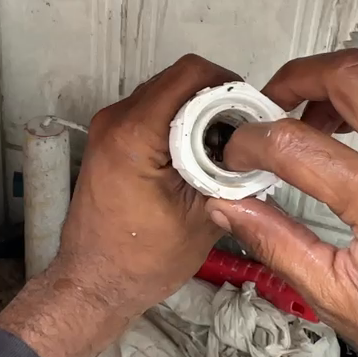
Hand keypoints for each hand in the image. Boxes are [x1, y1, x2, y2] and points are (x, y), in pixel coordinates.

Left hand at [0, 54, 237, 356]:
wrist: (95, 283)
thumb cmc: (143, 259)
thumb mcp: (203, 214)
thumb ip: (232, 170)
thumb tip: (262, 143)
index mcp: (134, 131)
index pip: (189, 73)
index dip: (229, 83)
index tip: (253, 110)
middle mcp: (115, 119)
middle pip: (176, 80)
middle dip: (216, 98)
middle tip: (246, 130)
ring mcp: (107, 127)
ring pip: (165, 94)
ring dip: (197, 111)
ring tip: (225, 145)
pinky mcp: (109, 140)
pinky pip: (151, 113)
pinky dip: (178, 123)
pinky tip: (199, 154)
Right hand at [211, 50, 357, 356]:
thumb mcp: (345, 304)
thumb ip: (277, 242)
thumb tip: (233, 208)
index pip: (296, 143)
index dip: (250, 142)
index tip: (237, 153)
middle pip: (351, 72)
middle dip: (295, 76)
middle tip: (269, 103)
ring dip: (337, 85)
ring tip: (309, 119)